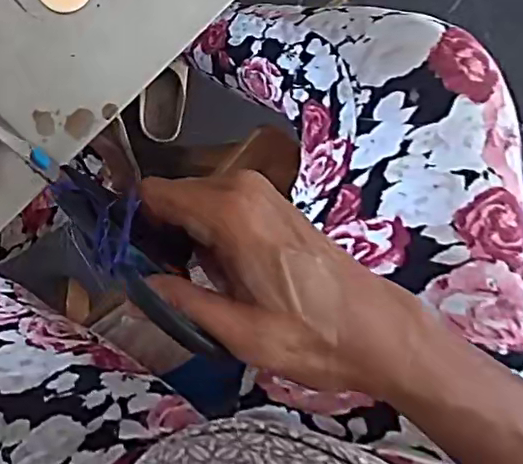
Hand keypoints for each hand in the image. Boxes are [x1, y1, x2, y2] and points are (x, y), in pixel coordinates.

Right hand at [139, 172, 437, 397]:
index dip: (140, 221)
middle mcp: (238, 186)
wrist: (386, 335)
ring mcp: (255, 187)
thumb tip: (137, 284)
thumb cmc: (316, 336)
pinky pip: (214, 198)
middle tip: (181, 273)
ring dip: (188, 229)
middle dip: (166, 229)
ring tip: (213, 274)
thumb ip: (182, 301)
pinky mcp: (266, 196)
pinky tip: (230, 262)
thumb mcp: (242, 334)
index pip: (152, 193)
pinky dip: (209, 224)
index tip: (145, 254)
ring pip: (189, 197)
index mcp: (228, 210)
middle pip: (170, 195)